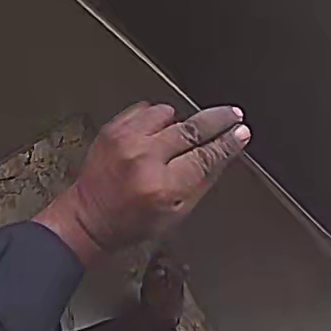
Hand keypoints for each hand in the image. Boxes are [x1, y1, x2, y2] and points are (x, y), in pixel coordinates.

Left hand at [35, 102, 249, 264]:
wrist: (89, 216)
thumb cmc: (130, 222)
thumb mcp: (177, 214)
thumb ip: (203, 181)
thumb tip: (225, 153)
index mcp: (163, 186)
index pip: (207, 156)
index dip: (229, 142)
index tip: (241, 133)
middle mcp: (143, 159)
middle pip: (193, 128)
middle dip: (218, 119)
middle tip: (233, 115)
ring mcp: (125, 140)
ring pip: (169, 113)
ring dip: (180, 121)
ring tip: (180, 136)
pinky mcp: (112, 129)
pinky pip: (145, 109)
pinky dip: (155, 118)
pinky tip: (156, 131)